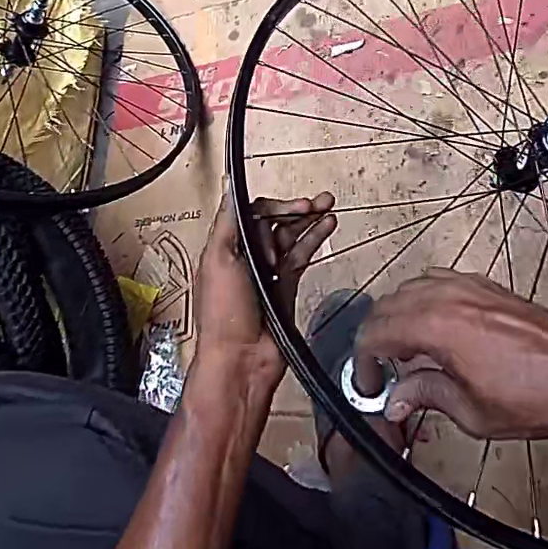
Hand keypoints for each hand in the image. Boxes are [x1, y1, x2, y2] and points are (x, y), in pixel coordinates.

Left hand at [192, 191, 336, 385]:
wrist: (241, 360)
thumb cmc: (222, 315)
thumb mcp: (218, 258)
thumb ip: (228, 221)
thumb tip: (230, 188)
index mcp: (227, 246)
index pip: (253, 212)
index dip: (275, 206)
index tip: (293, 206)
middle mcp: (247, 255)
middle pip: (275, 221)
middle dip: (295, 209)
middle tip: (314, 204)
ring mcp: (268, 270)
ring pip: (291, 235)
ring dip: (310, 219)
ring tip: (328, 205)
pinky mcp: (286, 284)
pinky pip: (301, 254)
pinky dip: (314, 238)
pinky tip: (326, 226)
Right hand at [358, 269, 547, 439]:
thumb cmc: (534, 396)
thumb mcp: (471, 411)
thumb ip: (425, 395)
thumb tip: (397, 399)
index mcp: (434, 324)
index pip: (375, 331)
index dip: (363, 360)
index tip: (368, 383)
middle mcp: (444, 294)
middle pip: (387, 305)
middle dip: (376, 338)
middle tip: (382, 372)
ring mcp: (464, 284)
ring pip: (408, 289)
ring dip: (397, 317)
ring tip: (407, 353)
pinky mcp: (481, 284)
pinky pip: (434, 282)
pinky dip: (421, 302)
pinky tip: (434, 331)